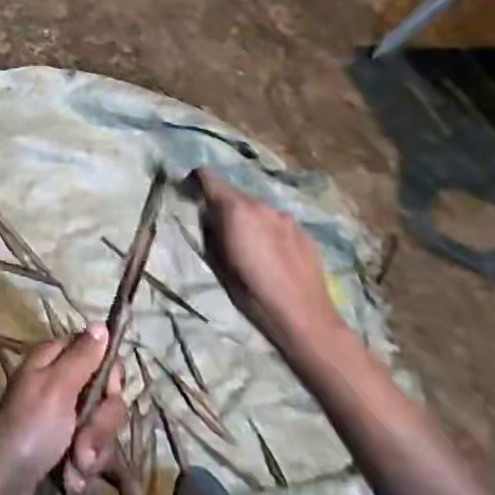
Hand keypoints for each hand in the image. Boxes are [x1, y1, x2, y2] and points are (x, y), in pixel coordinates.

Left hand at [0, 324, 127, 494]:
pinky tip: (71, 479)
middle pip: (105, 396)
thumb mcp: (57, 386)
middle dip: (101, 425)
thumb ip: (82, 356)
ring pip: (101, 429)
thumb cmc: (29, 427)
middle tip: (83, 442)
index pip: (98, 353)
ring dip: (93, 452)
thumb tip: (101, 323)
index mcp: (53, 360)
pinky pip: (92, 454)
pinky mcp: (65, 449)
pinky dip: (84, 469)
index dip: (109, 375)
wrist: (2, 485)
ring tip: (75, 465)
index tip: (107, 393)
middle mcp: (59, 384)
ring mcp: (62, 419)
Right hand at [192, 169, 341, 345]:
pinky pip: (279, 224)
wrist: (302, 317)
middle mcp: (262, 205)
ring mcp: (287, 218)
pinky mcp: (305, 232)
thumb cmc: (250, 291)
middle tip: (222, 232)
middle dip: (225, 208)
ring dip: (250, 220)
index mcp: (235, 209)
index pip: (208, 177)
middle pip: (235, 195)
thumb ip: (208, 228)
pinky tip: (274, 257)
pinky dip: (270, 232)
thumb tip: (206, 212)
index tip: (190, 193)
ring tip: (251, 248)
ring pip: (259, 210)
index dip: (196, 181)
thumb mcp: (216, 260)